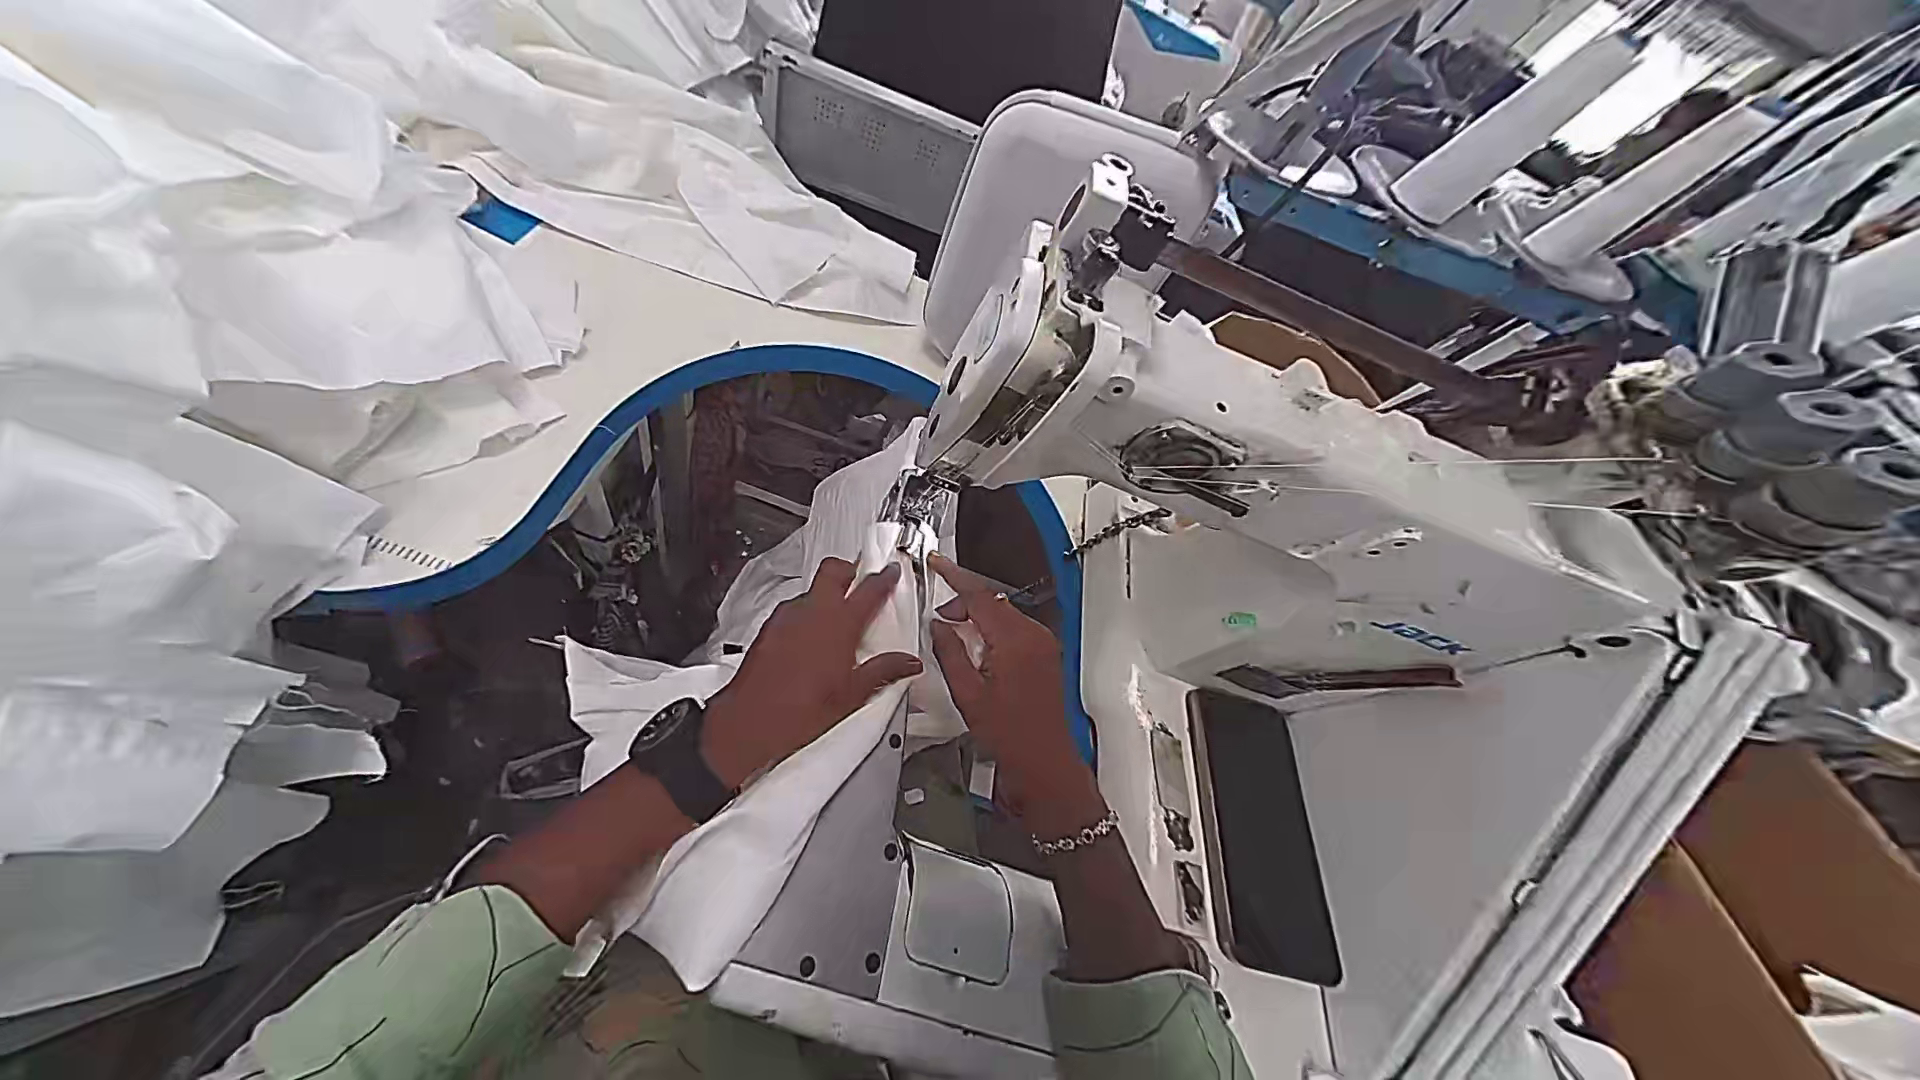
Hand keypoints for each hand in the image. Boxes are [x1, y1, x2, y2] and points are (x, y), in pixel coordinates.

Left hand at [701, 557, 921, 788]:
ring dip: (826, 595)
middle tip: (860, 581)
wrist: (752, 720)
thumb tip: (906, 663)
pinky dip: (805, 614)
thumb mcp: (854, 693)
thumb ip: (884, 670)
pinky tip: (810, 638)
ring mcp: (788, 616)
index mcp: (841, 623)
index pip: (870, 589)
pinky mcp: (770, 627)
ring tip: (836, 618)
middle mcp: (813, 612)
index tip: (890, 573)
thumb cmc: (799, 709)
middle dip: (850, 570)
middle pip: (834, 570)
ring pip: (811, 589)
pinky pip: (792, 609)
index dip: (884, 577)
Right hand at [927, 553, 1091, 820]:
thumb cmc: (1012, 736)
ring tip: (956, 637)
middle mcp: (1034, 636)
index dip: (954, 577)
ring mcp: (1044, 644)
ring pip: (1004, 615)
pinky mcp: (1046, 654)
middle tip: (940, 619)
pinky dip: (994, 631)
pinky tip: (979, 650)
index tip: (938, 563)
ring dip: (978, 618)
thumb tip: (939, 627)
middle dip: (963, 604)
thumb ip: (950, 652)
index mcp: (1014, 640)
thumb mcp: (968, 693)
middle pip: (993, 602)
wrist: (1044, 762)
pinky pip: (1016, 629)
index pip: (980, 596)